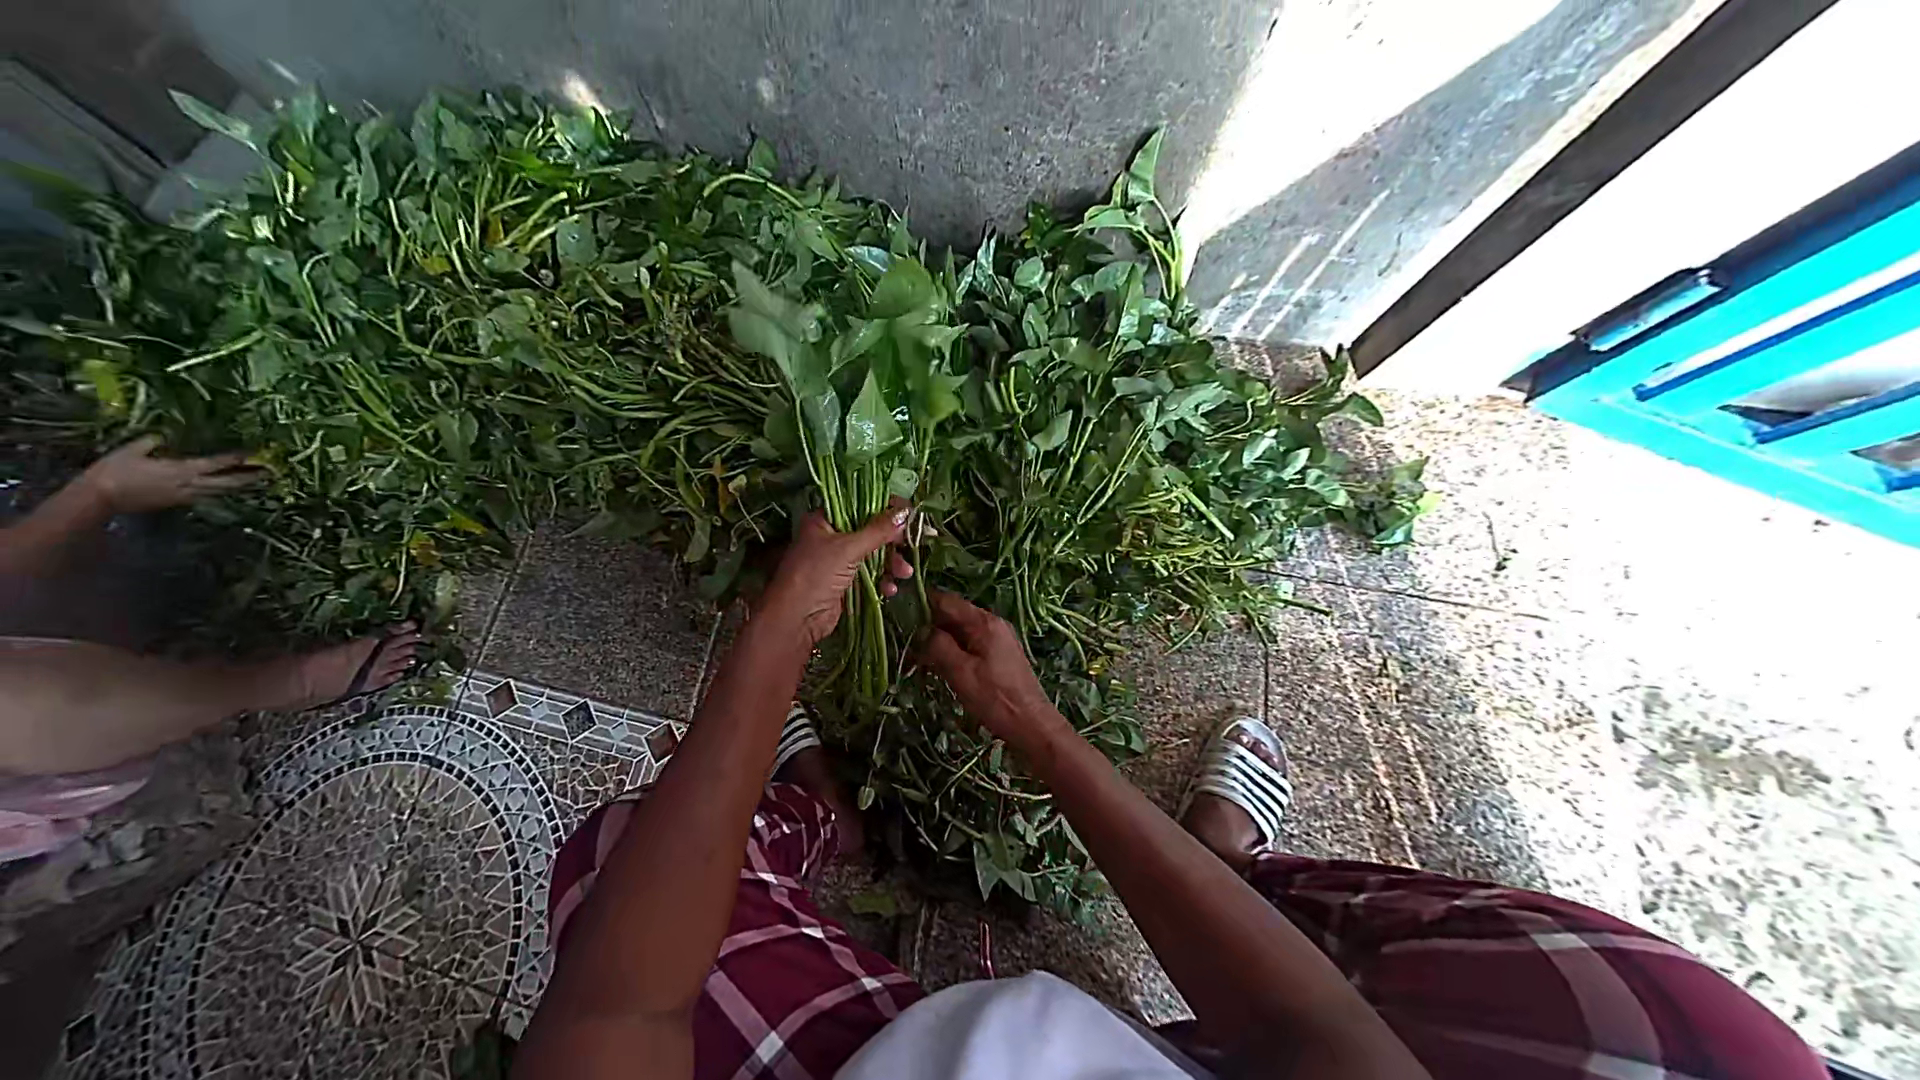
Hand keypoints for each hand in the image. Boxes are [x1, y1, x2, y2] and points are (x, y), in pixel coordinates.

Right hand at [80, 435, 263, 513]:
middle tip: (271, 472)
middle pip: (229, 481)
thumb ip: (150, 443)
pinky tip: (232, 490)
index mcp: (181, 470)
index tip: (254, 453)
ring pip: (223, 490)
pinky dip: (225, 492)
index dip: (236, 458)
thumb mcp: (130, 451)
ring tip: (259, 480)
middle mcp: (191, 484)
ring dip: (242, 486)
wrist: (98, 498)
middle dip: (251, 476)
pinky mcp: (180, 502)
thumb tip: (163, 435)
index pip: (216, 463)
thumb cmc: (113, 472)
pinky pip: (210, 496)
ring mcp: (187, 495)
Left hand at [760, 500, 915, 645]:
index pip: (860, 504)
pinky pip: (872, 575)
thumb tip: (906, 511)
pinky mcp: (846, 582)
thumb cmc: (815, 575)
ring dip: (891, 563)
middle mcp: (831, 537)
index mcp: (824, 520)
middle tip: (910, 546)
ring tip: (903, 573)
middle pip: (871, 531)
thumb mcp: (847, 548)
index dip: (885, 508)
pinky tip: (890, 588)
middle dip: (892, 542)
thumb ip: (878, 530)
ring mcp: (839, 561)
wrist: (796, 620)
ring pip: (874, 555)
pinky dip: (883, 579)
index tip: (909, 513)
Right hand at [916, 590, 1071, 752]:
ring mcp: (997, 639)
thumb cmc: (995, 698)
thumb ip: (938, 646)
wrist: (1031, 724)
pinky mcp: (998, 656)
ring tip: (915, 659)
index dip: (921, 604)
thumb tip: (920, 630)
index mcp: (984, 622)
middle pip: (953, 615)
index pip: (946, 600)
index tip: (898, 614)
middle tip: (903, 642)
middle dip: (927, 627)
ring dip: (938, 642)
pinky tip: (938, 668)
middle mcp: (992, 624)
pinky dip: (952, 652)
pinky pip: (969, 645)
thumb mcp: (961, 672)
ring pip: (959, 632)